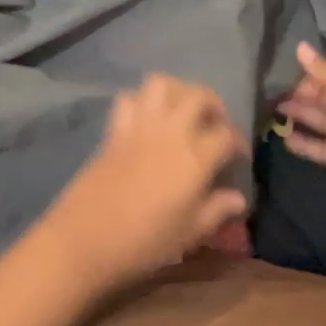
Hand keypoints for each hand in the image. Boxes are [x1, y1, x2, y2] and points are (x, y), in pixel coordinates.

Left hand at [39, 74, 248, 291]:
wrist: (86, 238)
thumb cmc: (145, 242)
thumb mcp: (189, 234)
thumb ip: (216, 210)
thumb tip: (238, 199)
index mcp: (195, 157)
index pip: (225, 134)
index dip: (237, 142)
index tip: (238, 156)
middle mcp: (170, 131)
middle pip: (198, 95)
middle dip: (213, 104)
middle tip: (214, 124)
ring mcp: (140, 125)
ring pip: (162, 84)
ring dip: (177, 91)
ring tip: (182, 112)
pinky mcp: (115, 129)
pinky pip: (130, 98)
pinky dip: (141, 101)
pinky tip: (147, 120)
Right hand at [277, 42, 325, 202]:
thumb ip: (324, 70)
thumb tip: (298, 46)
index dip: (305, 74)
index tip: (278, 72)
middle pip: (320, 98)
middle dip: (297, 94)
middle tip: (267, 92)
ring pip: (318, 121)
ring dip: (297, 116)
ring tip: (269, 111)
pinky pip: (320, 148)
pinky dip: (304, 145)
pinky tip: (284, 140)